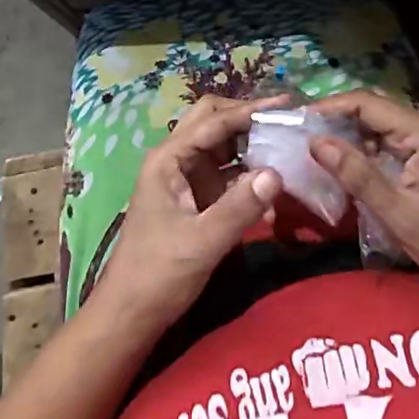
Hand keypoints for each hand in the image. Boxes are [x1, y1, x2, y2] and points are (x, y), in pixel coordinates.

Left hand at [89, 95, 284, 330]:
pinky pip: (225, 175)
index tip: (287, 105)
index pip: (213, 121)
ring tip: (287, 144)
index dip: (250, 110)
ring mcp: (185, 179)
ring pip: (221, 147)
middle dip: (248, 118)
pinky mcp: (195, 200)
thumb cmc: (159, 273)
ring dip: (250, 144)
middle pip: (213, 123)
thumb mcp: (202, 242)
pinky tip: (273, 185)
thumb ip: (239, 208)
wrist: (130, 313)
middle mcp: (175, 159)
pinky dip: (247, 175)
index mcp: (168, 158)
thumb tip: (277, 174)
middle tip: (287, 120)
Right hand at [308, 90, 418, 302]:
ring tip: (311, 152)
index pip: (365, 102)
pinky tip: (342, 169)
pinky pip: (386, 145)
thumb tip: (315, 142)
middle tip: (297, 138)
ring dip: (346, 139)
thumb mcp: (402, 215)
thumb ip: (358, 176)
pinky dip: (362, 154)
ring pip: (375, 128)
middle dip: (333, 122)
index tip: (295, 122)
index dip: (327, 108)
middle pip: (369, 111)